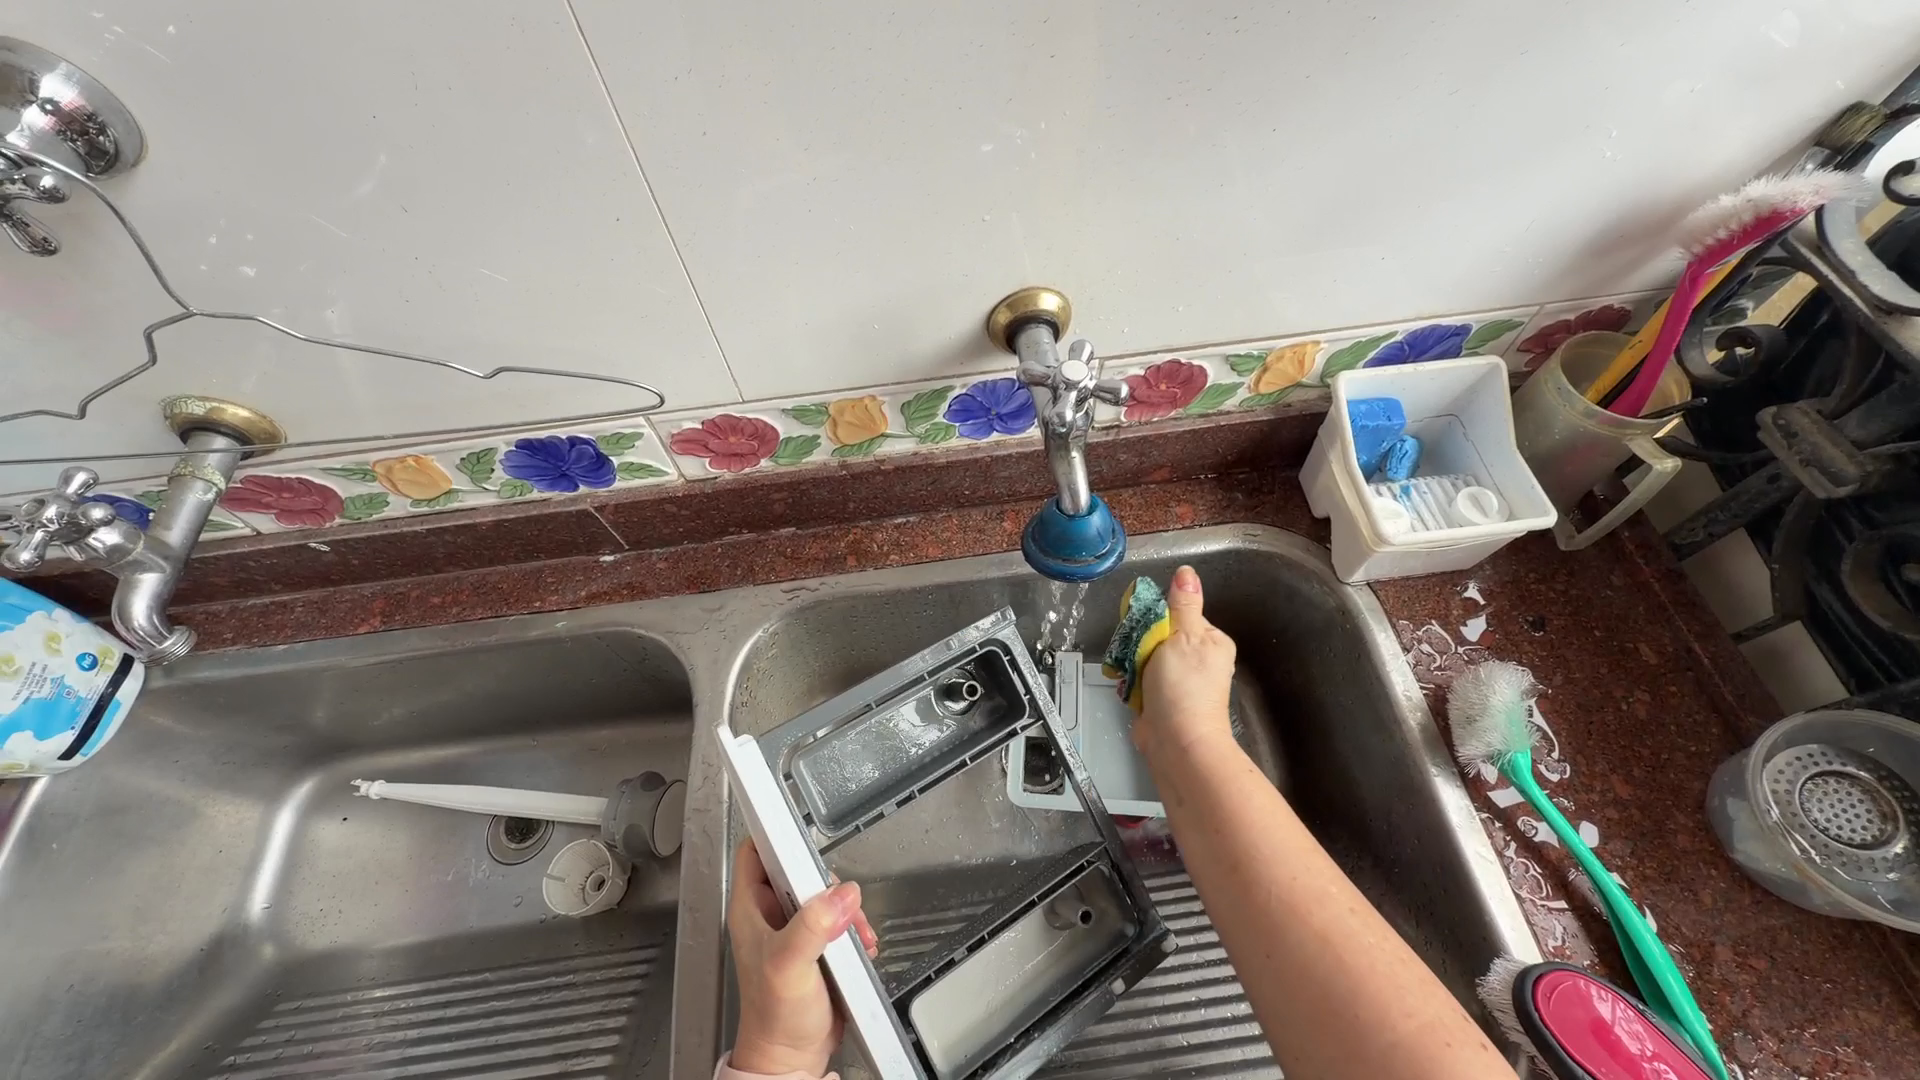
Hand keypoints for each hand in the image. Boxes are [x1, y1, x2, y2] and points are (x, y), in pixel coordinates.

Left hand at [727, 839, 878, 1076]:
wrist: (794, 1058)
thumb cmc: (774, 1018)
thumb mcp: (788, 966)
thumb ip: (812, 926)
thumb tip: (842, 895)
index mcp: (752, 908)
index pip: (757, 851)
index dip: (776, 834)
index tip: (801, 828)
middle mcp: (772, 912)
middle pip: (801, 867)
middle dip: (827, 881)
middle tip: (840, 902)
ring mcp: (796, 926)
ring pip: (826, 891)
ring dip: (848, 908)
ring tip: (856, 932)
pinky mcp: (819, 941)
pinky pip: (841, 915)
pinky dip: (856, 926)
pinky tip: (862, 944)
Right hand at [1134, 565, 1236, 760]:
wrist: (1177, 742)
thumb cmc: (1184, 689)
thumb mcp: (1182, 636)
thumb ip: (1182, 605)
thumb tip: (1187, 573)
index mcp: (1212, 641)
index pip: (1179, 613)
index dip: (1159, 617)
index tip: (1148, 627)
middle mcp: (1199, 660)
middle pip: (1160, 635)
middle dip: (1142, 642)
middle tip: (1140, 652)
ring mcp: (1181, 681)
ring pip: (1146, 657)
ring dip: (1134, 663)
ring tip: (1134, 674)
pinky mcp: (1163, 699)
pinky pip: (1140, 679)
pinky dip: (1132, 683)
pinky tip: (1131, 688)